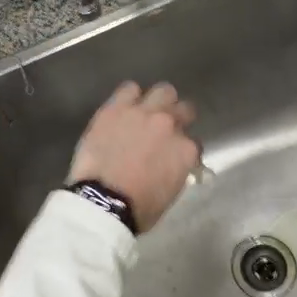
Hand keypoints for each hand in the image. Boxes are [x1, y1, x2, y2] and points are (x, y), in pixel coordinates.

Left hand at [68, 81, 201, 232]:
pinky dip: (129, 96)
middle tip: (164, 128)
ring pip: (163, 91)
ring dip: (158, 101)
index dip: (183, 149)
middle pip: (184, 109)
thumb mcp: (169, 193)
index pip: (193, 143)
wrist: (104, 200)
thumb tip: (170, 164)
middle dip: (177, 117)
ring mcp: (144, 113)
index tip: (173, 155)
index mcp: (185, 151)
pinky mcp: (117, 108)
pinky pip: (129, 89)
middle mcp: (170, 125)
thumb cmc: (138, 208)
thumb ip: (175, 170)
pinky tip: (123, 106)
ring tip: (146, 111)